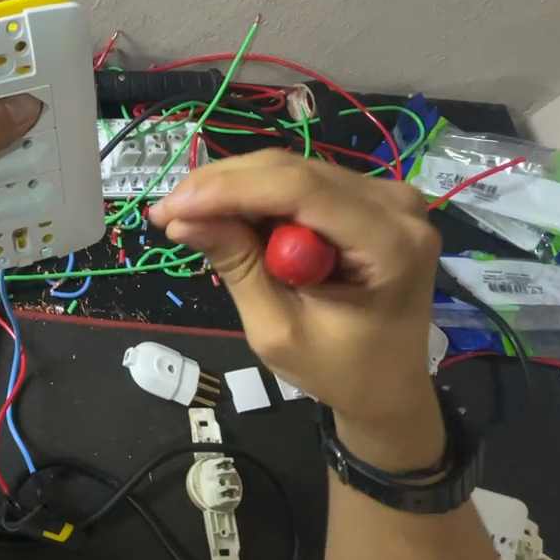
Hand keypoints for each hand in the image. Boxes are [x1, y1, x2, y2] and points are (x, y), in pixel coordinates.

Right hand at [149, 151, 443, 465]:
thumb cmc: (339, 370)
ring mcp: (384, 197)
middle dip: (219, 187)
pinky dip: (253, 197)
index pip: (300, 191)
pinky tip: (223, 216)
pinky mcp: (365, 199)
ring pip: (288, 170)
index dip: (228, 191)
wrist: (388, 388)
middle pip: (291, 171)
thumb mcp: (278, 329)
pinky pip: (296, 184)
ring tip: (185, 215)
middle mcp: (395, 205)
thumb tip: (181, 220)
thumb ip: (238, 267)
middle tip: (165, 212)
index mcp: (390, 244)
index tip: (169, 209)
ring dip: (230, 189)